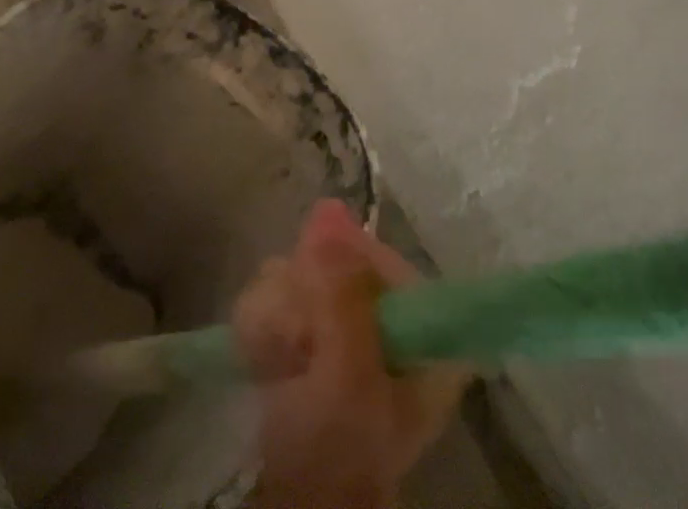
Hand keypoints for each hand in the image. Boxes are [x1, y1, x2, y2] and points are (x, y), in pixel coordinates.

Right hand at [233, 200, 468, 507]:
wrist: (296, 500)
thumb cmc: (336, 449)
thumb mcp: (346, 377)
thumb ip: (342, 297)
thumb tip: (330, 208)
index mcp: (427, 331)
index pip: (380, 257)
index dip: (338, 261)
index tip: (305, 282)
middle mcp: (392, 322)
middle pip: (332, 261)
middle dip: (296, 296)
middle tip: (292, 343)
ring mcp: (349, 329)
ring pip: (297, 275)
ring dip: (273, 313)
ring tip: (274, 358)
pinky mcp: (314, 336)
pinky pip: (277, 296)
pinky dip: (261, 323)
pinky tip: (262, 356)